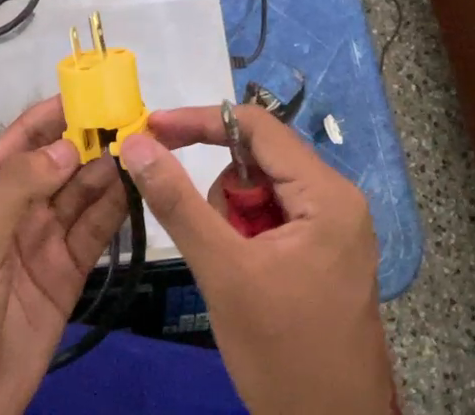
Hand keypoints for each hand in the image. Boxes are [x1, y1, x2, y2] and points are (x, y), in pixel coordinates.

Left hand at [0, 96, 129, 414]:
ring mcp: (42, 243)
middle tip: (135, 119)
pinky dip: (115, 211)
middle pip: (59, 165)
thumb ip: (17, 192)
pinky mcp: (66, 277)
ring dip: (108, 172)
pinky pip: (94, 234)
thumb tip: (67, 147)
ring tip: (144, 148)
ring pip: (81, 196)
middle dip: (92, 141)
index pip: (22, 140)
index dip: (55, 114)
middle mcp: (16, 210)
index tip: (96, 91)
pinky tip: (137, 189)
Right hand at [119, 104, 397, 414]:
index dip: (199, 122)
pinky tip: (246, 279)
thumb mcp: (223, 272)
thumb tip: (137, 143)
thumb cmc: (283, 352)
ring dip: (231, 220)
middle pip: (257, 161)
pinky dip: (245, 239)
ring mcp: (333, 228)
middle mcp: (337, 199)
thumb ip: (177, 201)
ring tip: (234, 272)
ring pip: (259, 192)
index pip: (256, 127)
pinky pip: (272, 220)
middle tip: (212, 242)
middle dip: (222, 193)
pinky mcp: (324, 253)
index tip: (150, 130)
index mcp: (326, 194)